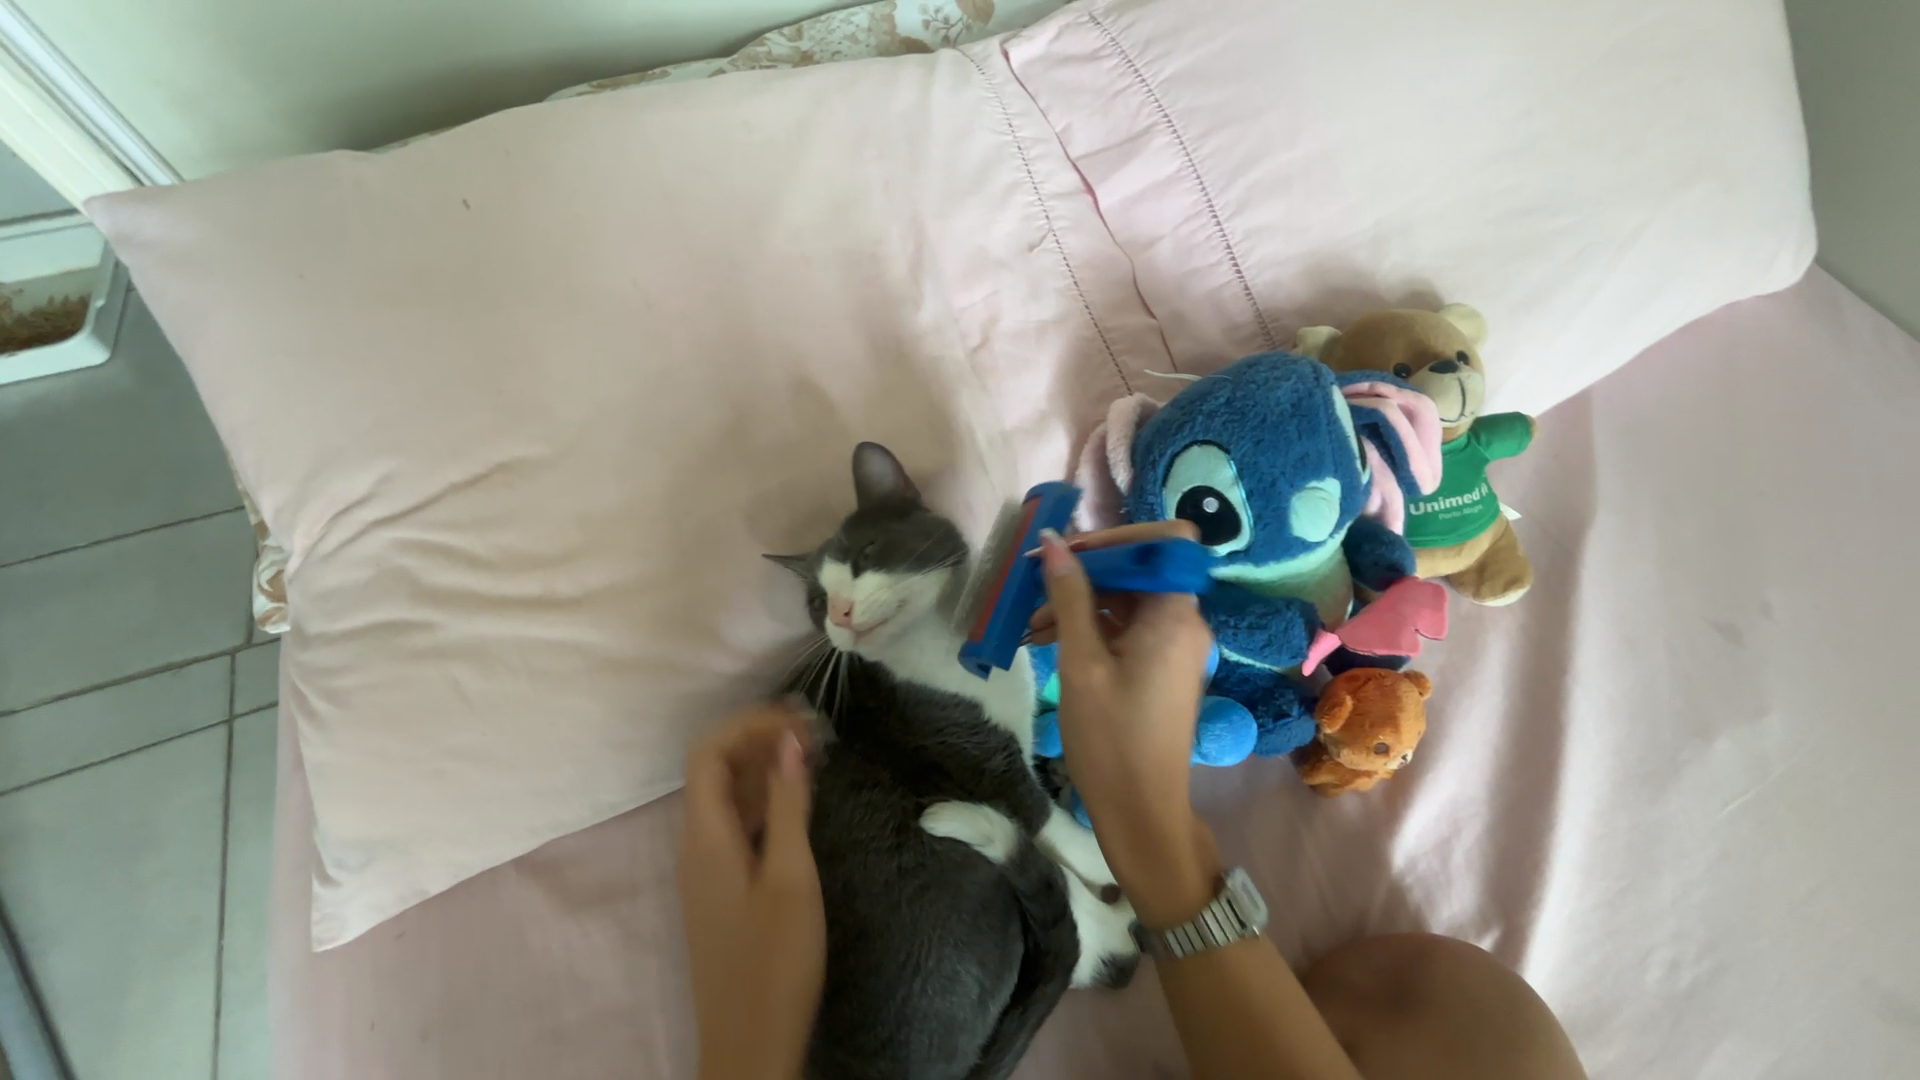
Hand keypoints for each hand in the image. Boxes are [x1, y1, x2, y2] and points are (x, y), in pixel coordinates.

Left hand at [679, 703, 823, 1079]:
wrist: (750, 1044)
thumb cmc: (775, 959)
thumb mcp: (792, 875)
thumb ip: (788, 804)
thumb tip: (789, 740)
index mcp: (705, 836)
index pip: (710, 752)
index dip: (750, 724)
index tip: (800, 718)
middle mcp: (696, 844)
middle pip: (716, 769)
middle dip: (760, 739)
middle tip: (815, 731)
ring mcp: (707, 867)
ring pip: (727, 796)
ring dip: (765, 768)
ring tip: (814, 753)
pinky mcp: (723, 886)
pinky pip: (737, 823)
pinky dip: (765, 800)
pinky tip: (799, 799)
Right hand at [1034, 527, 1224, 928]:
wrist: (1141, 811)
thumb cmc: (1111, 738)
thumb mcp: (1080, 662)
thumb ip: (1069, 596)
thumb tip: (1053, 541)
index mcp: (1175, 614)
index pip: (1164, 541)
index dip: (1117, 536)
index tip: (1067, 552)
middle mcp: (1184, 621)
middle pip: (1139, 568)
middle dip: (1085, 572)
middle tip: (1034, 587)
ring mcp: (1174, 645)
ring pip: (1126, 599)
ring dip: (1080, 602)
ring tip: (1031, 625)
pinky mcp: (1161, 666)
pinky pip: (1126, 627)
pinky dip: (1091, 627)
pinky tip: (1048, 641)